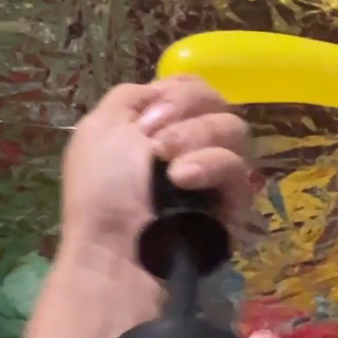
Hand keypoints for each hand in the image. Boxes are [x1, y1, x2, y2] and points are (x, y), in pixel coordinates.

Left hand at [60, 76, 250, 262]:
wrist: (115, 250)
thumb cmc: (101, 191)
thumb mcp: (99, 128)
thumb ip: (132, 96)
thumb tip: (164, 93)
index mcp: (161, 124)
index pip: (195, 87)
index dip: (181, 89)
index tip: (155, 110)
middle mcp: (194, 143)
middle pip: (218, 101)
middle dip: (188, 109)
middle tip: (157, 139)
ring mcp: (217, 172)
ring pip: (234, 130)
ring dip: (198, 137)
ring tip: (169, 166)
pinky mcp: (236, 201)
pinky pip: (237, 168)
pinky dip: (210, 165)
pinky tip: (183, 179)